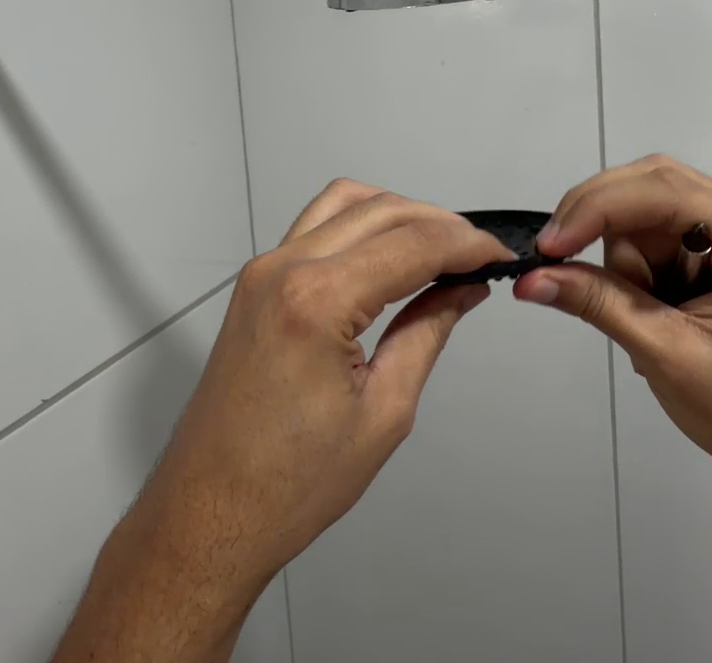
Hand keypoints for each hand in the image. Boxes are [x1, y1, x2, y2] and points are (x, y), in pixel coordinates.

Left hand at [55, 181, 513, 661]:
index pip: (412, 243)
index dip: (467, 244)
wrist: (211, 510)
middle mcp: (284, 268)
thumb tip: (463, 289)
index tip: (500, 254)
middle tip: (479, 255)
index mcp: (317, 300)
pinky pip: (315, 226)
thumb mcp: (385, 410)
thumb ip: (428, 331)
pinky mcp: (254, 283)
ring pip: (343, 202)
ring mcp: (262, 270)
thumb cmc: (293, 481)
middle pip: (380, 210)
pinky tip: (390, 255)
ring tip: (439, 249)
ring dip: (398, 213)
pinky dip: (360, 225)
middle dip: (440, 223)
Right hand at [514, 156, 711, 503]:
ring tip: (643, 318)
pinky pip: (663, 239)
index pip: (669, 192)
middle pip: (659, 186)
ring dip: (626, 255)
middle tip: (559, 259)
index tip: (551, 246)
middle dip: (603, 219)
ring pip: (652, 211)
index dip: (601, 206)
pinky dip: (639, 268)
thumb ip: (599, 304)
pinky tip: (652, 311)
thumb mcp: (667, 357)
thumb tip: (528, 278)